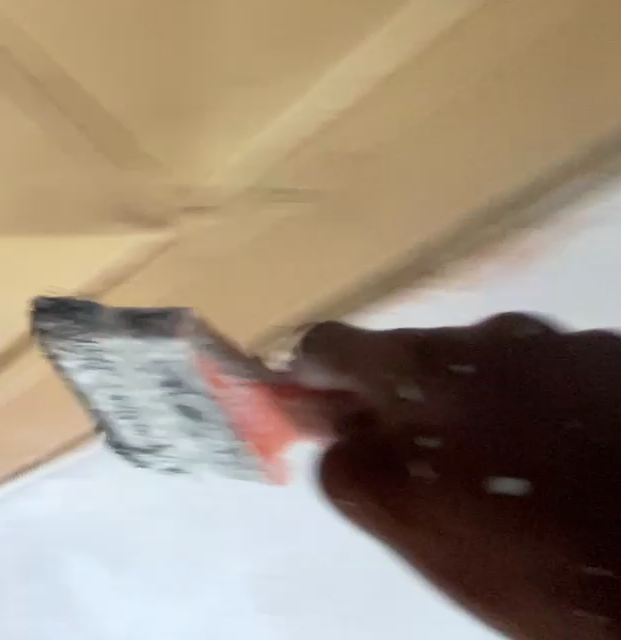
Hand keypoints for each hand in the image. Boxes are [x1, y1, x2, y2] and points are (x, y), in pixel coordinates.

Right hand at [293, 314, 620, 637]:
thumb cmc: (526, 553)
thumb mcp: (397, 519)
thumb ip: (339, 458)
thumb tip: (331, 426)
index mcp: (413, 365)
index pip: (327, 343)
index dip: (314, 375)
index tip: (322, 410)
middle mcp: (485, 337)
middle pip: (411, 351)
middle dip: (404, 394)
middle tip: (424, 453)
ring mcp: (572, 348)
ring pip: (492, 363)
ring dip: (481, 397)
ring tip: (513, 460)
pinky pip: (563, 379)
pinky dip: (551, 408)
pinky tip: (575, 460)